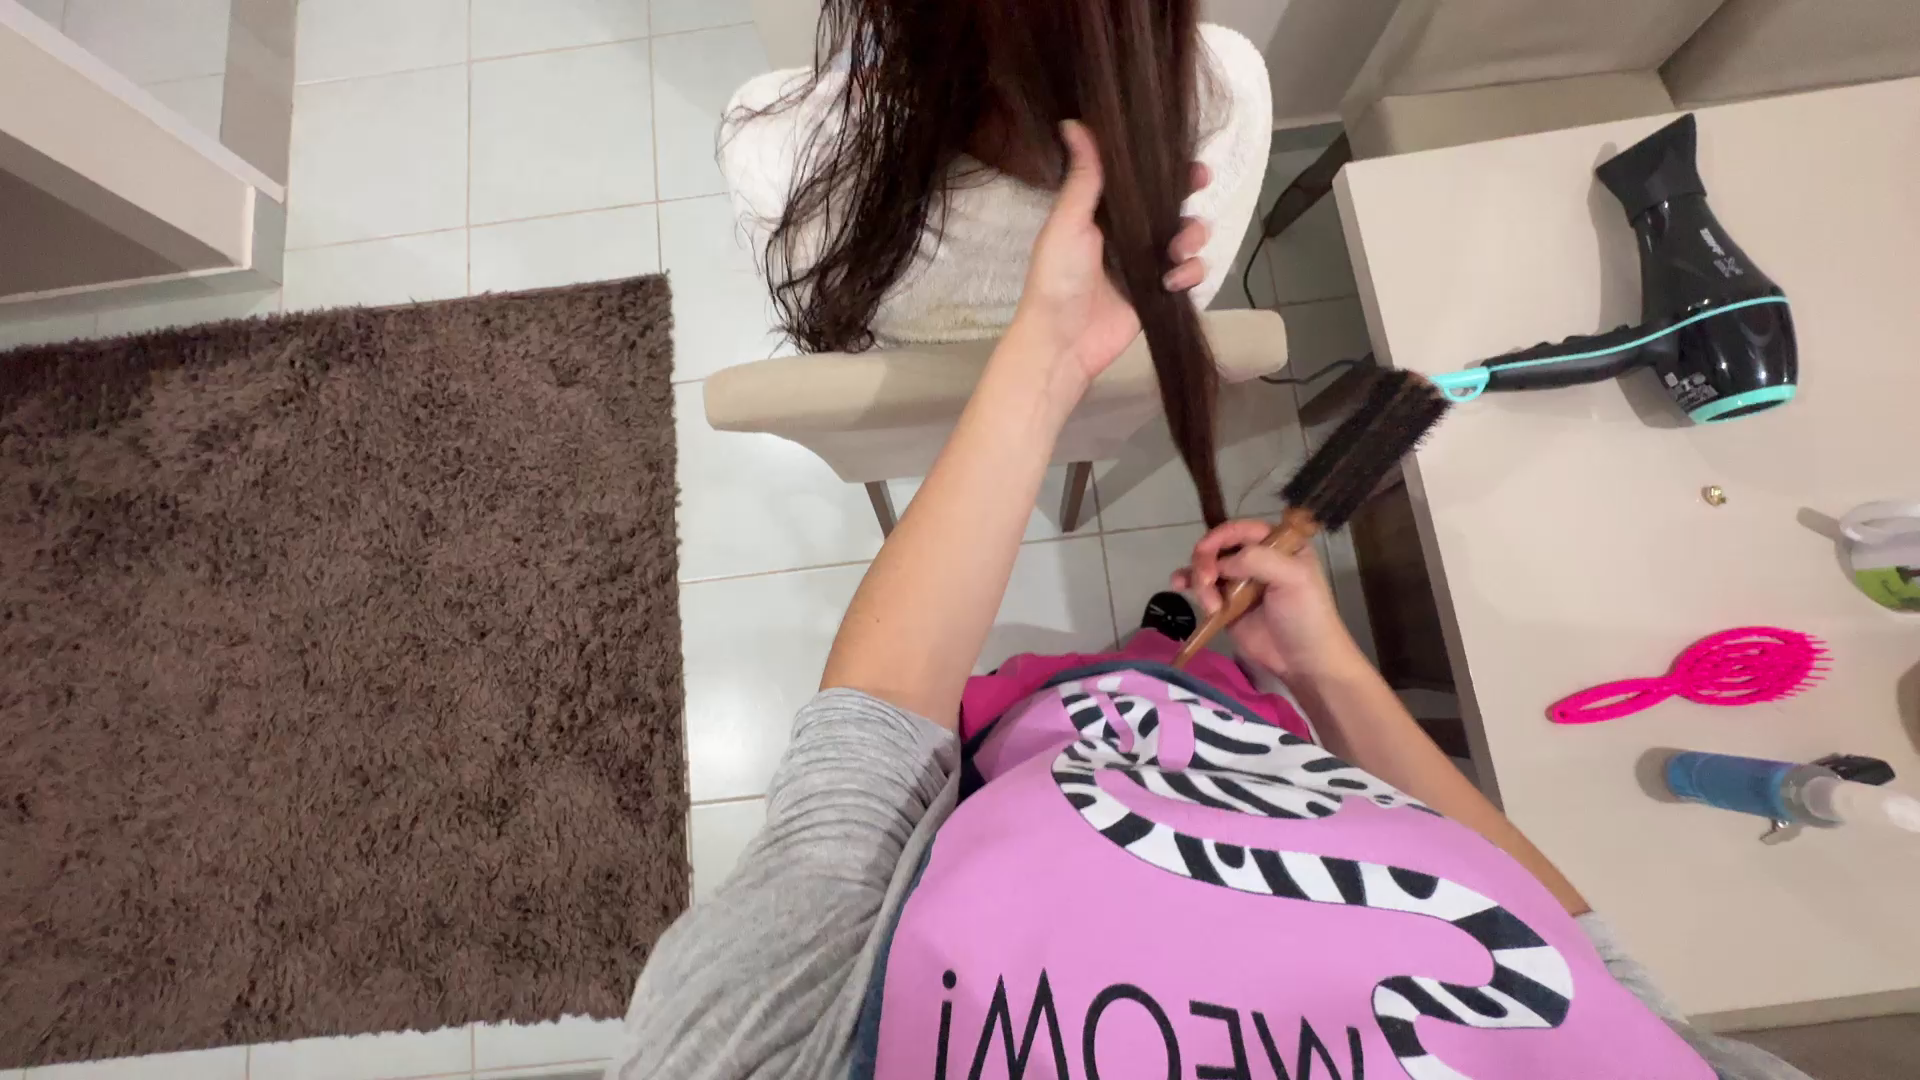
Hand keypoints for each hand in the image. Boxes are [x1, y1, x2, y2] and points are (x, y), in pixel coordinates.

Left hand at [1007, 121, 1210, 390]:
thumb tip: (1073, 121)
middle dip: (1191, 196)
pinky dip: (1191, 274)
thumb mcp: (1067, 222)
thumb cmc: (1056, 279)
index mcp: (1104, 212)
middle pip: (1173, 204)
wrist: (1062, 341)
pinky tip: (1173, 281)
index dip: (1168, 167)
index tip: (1186, 158)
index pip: (1143, 180)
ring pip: (1188, 237)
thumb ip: (1083, 176)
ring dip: (1193, 236)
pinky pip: (1190, 275)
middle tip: (1198, 187)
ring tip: (1176, 250)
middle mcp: (1128, 235)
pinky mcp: (1158, 294)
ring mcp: (1146, 265)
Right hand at [1172, 521, 1367, 682]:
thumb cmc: (1305, 616)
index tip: (1205, 550)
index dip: (1221, 536)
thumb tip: (1221, 563)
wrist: (1302, 661)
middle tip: (1208, 582)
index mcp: (1279, 546)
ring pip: (1205, 566)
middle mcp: (1256, 558)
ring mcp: (1238, 581)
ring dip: (1198, 579)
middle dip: (1206, 562)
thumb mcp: (1293, 579)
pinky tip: (1179, 586)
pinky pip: (1199, 585)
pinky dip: (1186, 582)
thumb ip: (1258, 560)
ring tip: (1209, 604)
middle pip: (1218, 546)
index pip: (1243, 529)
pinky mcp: (1224, 602)